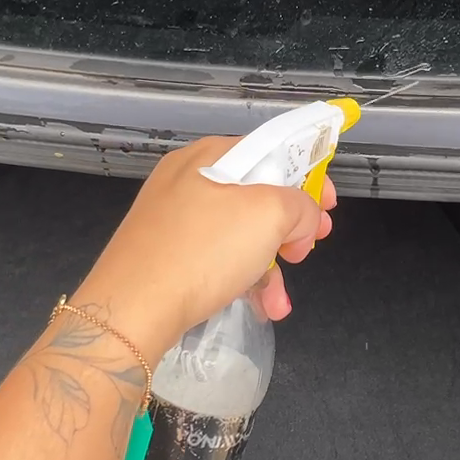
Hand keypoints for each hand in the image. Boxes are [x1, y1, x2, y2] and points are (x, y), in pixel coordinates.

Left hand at [70, 136, 337, 357]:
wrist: (131, 310)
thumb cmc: (203, 250)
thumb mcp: (270, 214)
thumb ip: (300, 205)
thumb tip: (300, 219)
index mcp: (209, 155)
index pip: (269, 149)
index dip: (307, 173)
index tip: (328, 204)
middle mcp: (188, 180)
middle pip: (256, 194)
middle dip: (290, 226)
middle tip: (307, 249)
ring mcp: (172, 219)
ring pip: (239, 232)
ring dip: (270, 265)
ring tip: (281, 300)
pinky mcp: (165, 254)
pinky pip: (215, 257)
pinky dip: (242, 278)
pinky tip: (260, 307)